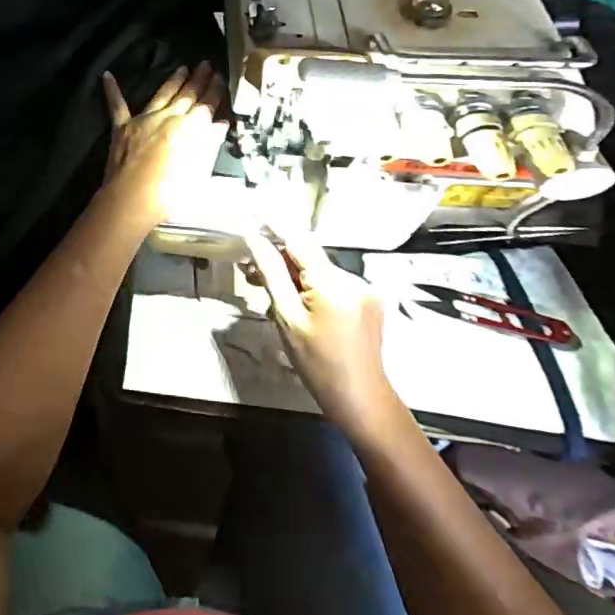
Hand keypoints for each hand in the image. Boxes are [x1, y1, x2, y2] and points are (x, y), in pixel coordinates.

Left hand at [101, 63, 228, 224]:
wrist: (132, 198)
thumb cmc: (172, 192)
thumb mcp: (200, 169)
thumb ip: (210, 143)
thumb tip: (219, 123)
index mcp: (190, 127)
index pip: (207, 105)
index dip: (215, 90)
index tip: (221, 77)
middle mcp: (168, 117)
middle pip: (187, 95)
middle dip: (198, 79)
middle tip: (206, 64)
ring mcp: (143, 120)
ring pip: (162, 95)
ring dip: (173, 81)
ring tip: (182, 68)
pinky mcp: (122, 127)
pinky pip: (116, 105)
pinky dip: (111, 90)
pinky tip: (106, 76)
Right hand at [246, 227, 398, 433]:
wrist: (360, 400)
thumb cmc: (317, 363)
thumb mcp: (286, 318)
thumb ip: (270, 274)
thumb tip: (254, 239)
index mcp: (334, 283)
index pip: (300, 242)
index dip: (276, 226)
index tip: (254, 214)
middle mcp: (354, 279)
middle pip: (308, 257)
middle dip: (278, 259)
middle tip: (248, 269)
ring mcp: (363, 290)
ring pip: (317, 271)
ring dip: (291, 276)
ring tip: (265, 290)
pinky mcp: (366, 301)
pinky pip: (330, 284)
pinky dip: (309, 288)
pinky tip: (292, 303)